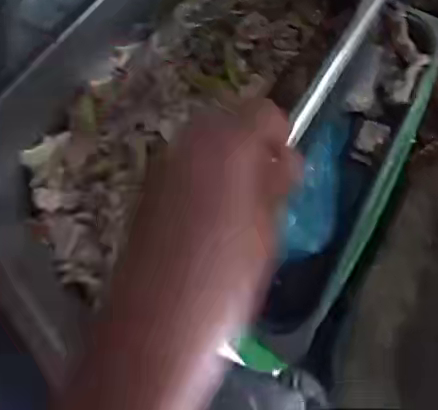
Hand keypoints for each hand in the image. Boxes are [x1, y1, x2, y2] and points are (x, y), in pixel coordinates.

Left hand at [62, 99, 301, 409]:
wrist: (154, 325)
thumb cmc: (224, 280)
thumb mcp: (267, 232)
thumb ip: (278, 184)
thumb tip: (286, 160)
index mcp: (229, 142)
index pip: (265, 110)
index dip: (282, 136)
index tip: (288, 170)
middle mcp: (193, 139)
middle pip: (232, 119)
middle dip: (252, 145)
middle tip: (268, 189)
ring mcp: (166, 159)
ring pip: (206, 142)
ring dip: (226, 161)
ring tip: (240, 208)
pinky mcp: (149, 183)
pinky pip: (185, 164)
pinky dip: (201, 177)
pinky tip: (208, 220)